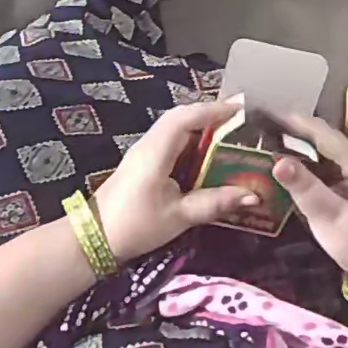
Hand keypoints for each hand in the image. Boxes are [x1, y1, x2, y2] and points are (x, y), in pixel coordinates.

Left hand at [92, 101, 259, 259]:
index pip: (185, 117)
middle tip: (239, 122)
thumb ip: (215, 202)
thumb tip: (253, 196)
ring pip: (174, 128)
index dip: (214, 110)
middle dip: (209, 115)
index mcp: (156, 151)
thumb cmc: (135, 225)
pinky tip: (206, 156)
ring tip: (230, 136)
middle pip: (180, 117)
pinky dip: (190, 142)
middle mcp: (149, 144)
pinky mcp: (142, 163)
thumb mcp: (179, 216)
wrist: (94, 237)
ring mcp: (143, 152)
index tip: (241, 109)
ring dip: (200, 128)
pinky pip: (169, 142)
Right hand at [272, 113, 347, 286]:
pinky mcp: (341, 183)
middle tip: (256, 124)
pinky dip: (297, 157)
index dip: (292, 120)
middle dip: (289, 127)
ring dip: (291, 140)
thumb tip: (278, 161)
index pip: (320, 132)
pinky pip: (316, 162)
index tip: (263, 112)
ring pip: (316, 148)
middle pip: (318, 135)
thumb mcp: (329, 217)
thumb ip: (305, 188)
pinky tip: (278, 160)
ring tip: (261, 136)